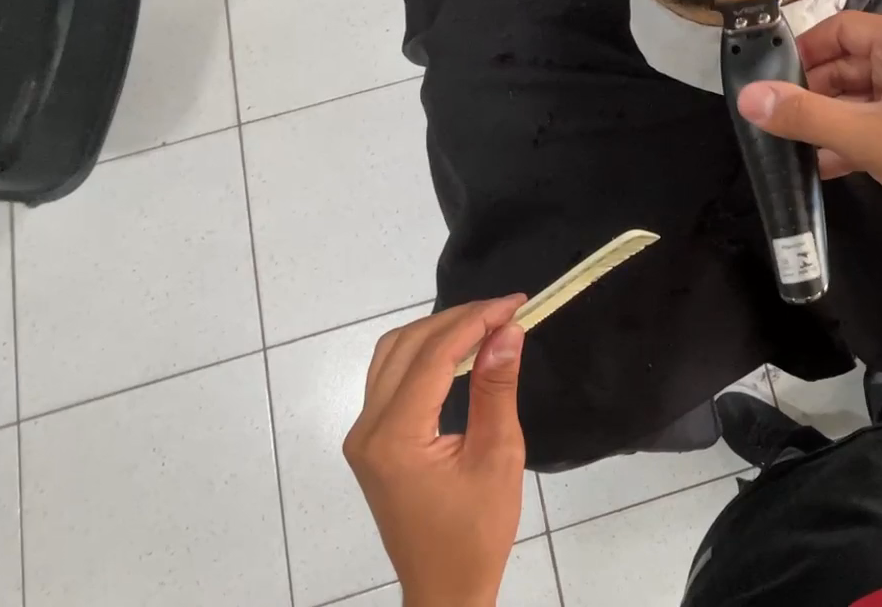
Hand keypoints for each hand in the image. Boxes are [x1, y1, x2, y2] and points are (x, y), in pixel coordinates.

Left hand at [344, 296, 528, 606]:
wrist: (445, 589)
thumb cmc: (477, 531)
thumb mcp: (497, 456)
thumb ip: (496, 389)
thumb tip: (508, 332)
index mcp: (395, 437)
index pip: (434, 355)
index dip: (477, 320)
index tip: (517, 303)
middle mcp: (367, 429)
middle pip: (407, 346)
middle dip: (458, 318)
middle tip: (507, 310)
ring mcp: (364, 435)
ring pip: (393, 355)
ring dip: (438, 330)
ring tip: (487, 324)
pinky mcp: (372, 441)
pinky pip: (391, 376)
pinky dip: (425, 352)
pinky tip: (459, 351)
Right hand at [736, 11, 881, 246]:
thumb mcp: (865, 136)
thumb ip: (804, 115)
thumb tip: (747, 97)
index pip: (841, 29)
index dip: (803, 50)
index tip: (767, 78)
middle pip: (846, 65)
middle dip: (810, 92)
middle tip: (773, 118)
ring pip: (856, 98)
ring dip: (825, 121)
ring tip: (788, 145)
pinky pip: (871, 124)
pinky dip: (846, 141)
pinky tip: (819, 167)